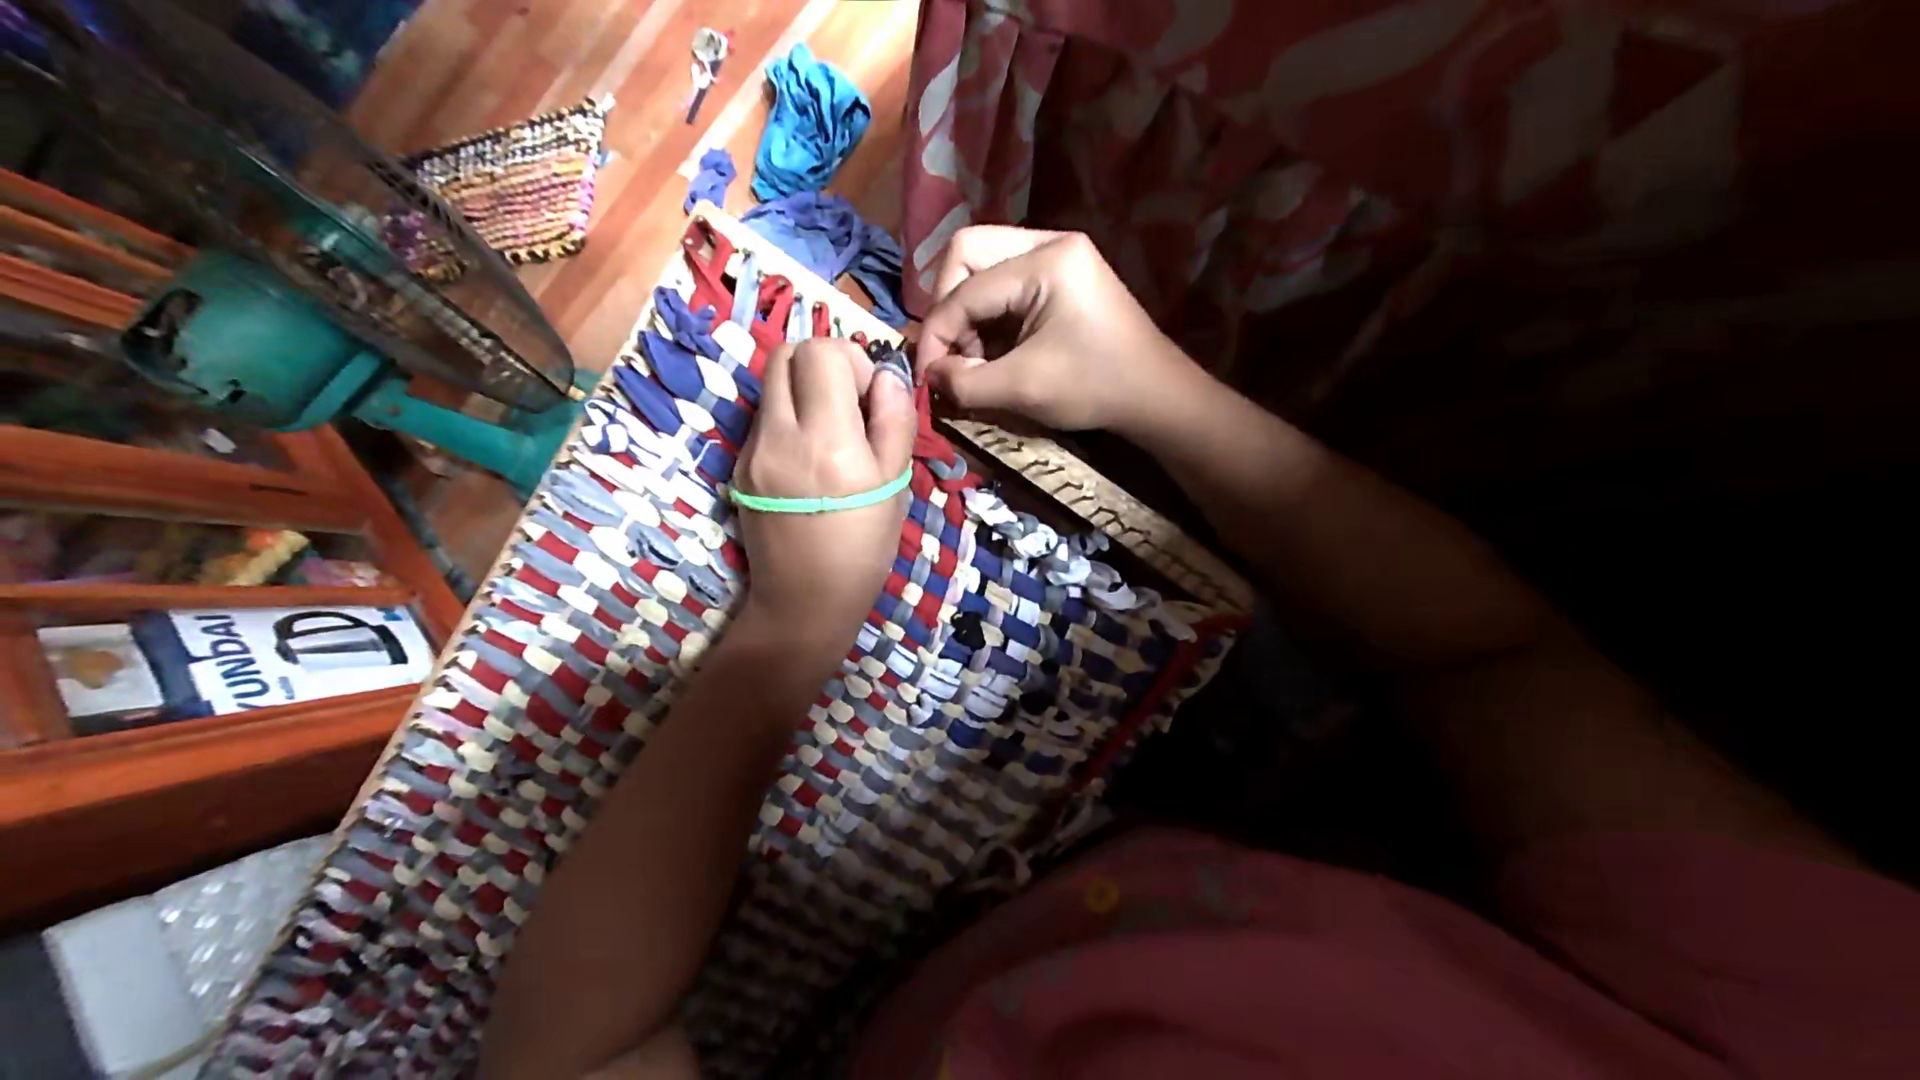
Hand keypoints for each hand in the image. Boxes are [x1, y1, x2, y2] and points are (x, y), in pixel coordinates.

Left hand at [731, 338, 916, 659]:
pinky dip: (789, 419)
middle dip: (821, 364)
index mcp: (826, 440)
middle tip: (847, 404)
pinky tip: (808, 461)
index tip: (868, 398)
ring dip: (804, 391)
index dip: (851, 360)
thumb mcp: (895, 484)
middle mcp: (779, 435)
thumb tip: (886, 376)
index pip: (820, 351)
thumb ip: (894, 421)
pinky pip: (764, 419)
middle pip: (784, 353)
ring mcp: (750, 450)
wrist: (804, 600)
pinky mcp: (738, 465)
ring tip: (830, 434)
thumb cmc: (863, 548)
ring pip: (771, 385)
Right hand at [916, 226, 1195, 433]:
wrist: (1155, 396)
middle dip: (948, 307)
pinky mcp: (1060, 275)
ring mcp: (1057, 255)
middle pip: (966, 253)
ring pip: (982, 266)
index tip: (926, 376)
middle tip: (951, 353)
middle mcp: (1050, 242)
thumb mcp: (1022, 389)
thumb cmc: (1095, 388)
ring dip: (967, 313)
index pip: (965, 288)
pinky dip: (988, 316)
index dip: (937, 333)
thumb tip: (928, 375)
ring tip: (974, 359)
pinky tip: (993, 350)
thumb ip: (964, 382)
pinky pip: (1005, 283)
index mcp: (1046, 261)